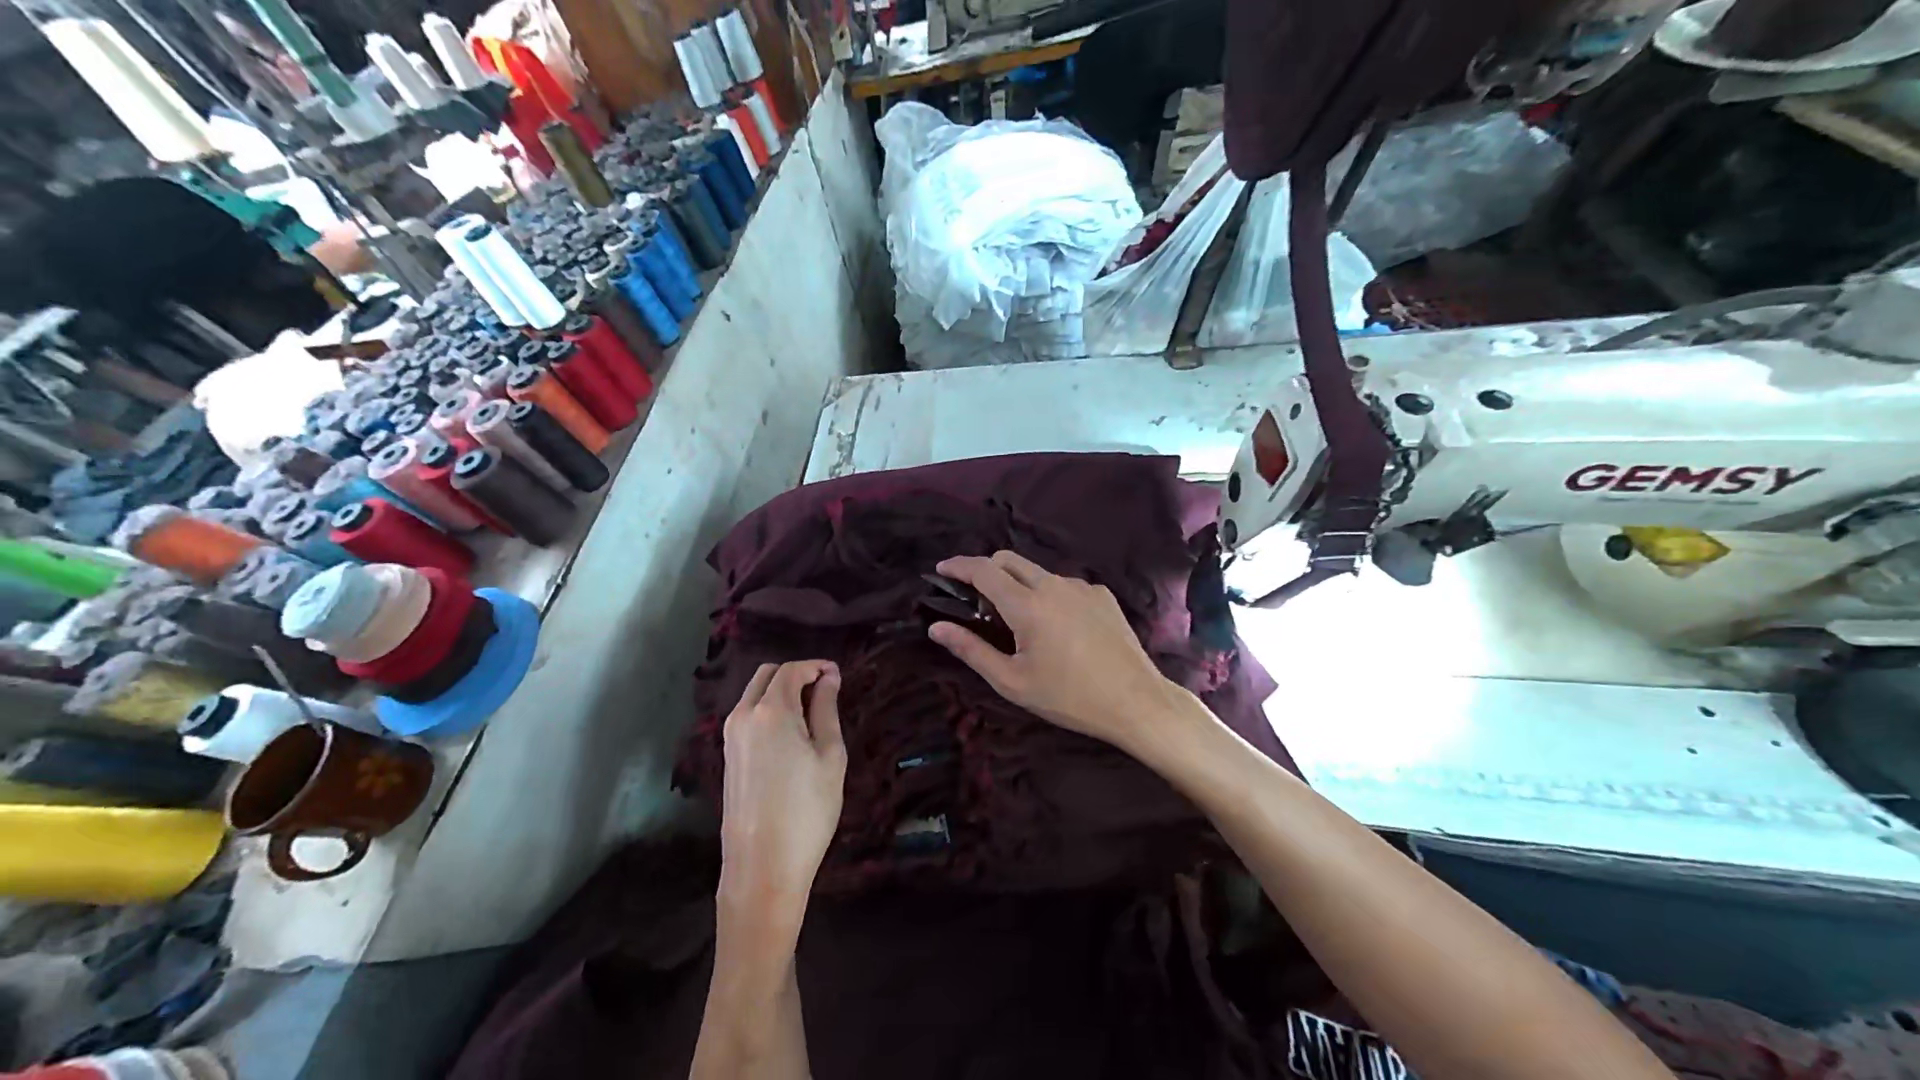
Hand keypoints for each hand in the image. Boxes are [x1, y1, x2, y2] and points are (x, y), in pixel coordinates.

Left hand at [719, 661, 846, 920]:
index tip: (838, 674)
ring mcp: (729, 736)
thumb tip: (829, 678)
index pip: (791, 670)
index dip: (816, 666)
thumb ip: (826, 710)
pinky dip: (768, 710)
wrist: (762, 865)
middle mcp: (742, 716)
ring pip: (754, 694)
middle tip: (825, 690)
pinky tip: (791, 733)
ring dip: (780, 692)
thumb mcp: (830, 756)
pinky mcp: (727, 756)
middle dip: (796, 674)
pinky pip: (747, 716)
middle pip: (767, 675)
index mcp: (770, 711)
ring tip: (812, 712)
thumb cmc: (807, 809)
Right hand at [926, 551, 1188, 752]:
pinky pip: (1064, 585)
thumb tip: (936, 628)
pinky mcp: (1102, 595)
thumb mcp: (1012, 681)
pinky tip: (1058, 629)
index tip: (942, 570)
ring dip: (1019, 584)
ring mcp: (1082, 587)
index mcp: (1028, 605)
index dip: (958, 565)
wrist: (1135, 702)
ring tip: (1020, 622)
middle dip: (986, 569)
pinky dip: (1048, 595)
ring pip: (1038, 573)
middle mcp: (1054, 585)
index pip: (984, 570)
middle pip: (1009, 560)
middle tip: (975, 598)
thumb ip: (971, 650)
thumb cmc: (1069, 697)